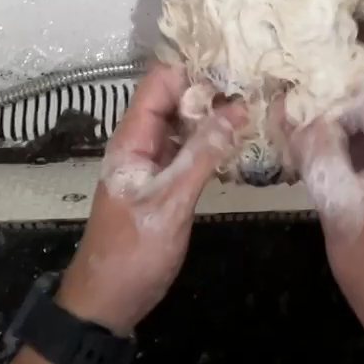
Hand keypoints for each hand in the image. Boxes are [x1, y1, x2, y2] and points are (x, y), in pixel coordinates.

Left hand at [57, 63, 239, 333]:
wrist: (106, 302)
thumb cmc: (132, 251)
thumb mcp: (171, 201)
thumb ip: (203, 153)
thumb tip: (237, 108)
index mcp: (132, 138)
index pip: (161, 82)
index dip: (194, 67)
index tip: (235, 60)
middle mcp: (141, 142)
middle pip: (175, 97)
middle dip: (211, 86)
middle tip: (257, 79)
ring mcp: (152, 161)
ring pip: (184, 122)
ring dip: (214, 112)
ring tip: (257, 100)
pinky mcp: (164, 181)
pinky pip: (188, 147)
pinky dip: (212, 139)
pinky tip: (241, 137)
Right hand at [291, 78, 363, 342]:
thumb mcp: (337, 202)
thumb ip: (316, 150)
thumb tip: (290, 104)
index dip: (333, 85)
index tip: (296, 86)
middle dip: (326, 99)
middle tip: (286, 105)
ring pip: (359, 119)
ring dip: (326, 119)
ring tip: (291, 123)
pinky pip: (358, 140)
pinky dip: (333, 138)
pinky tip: (306, 147)